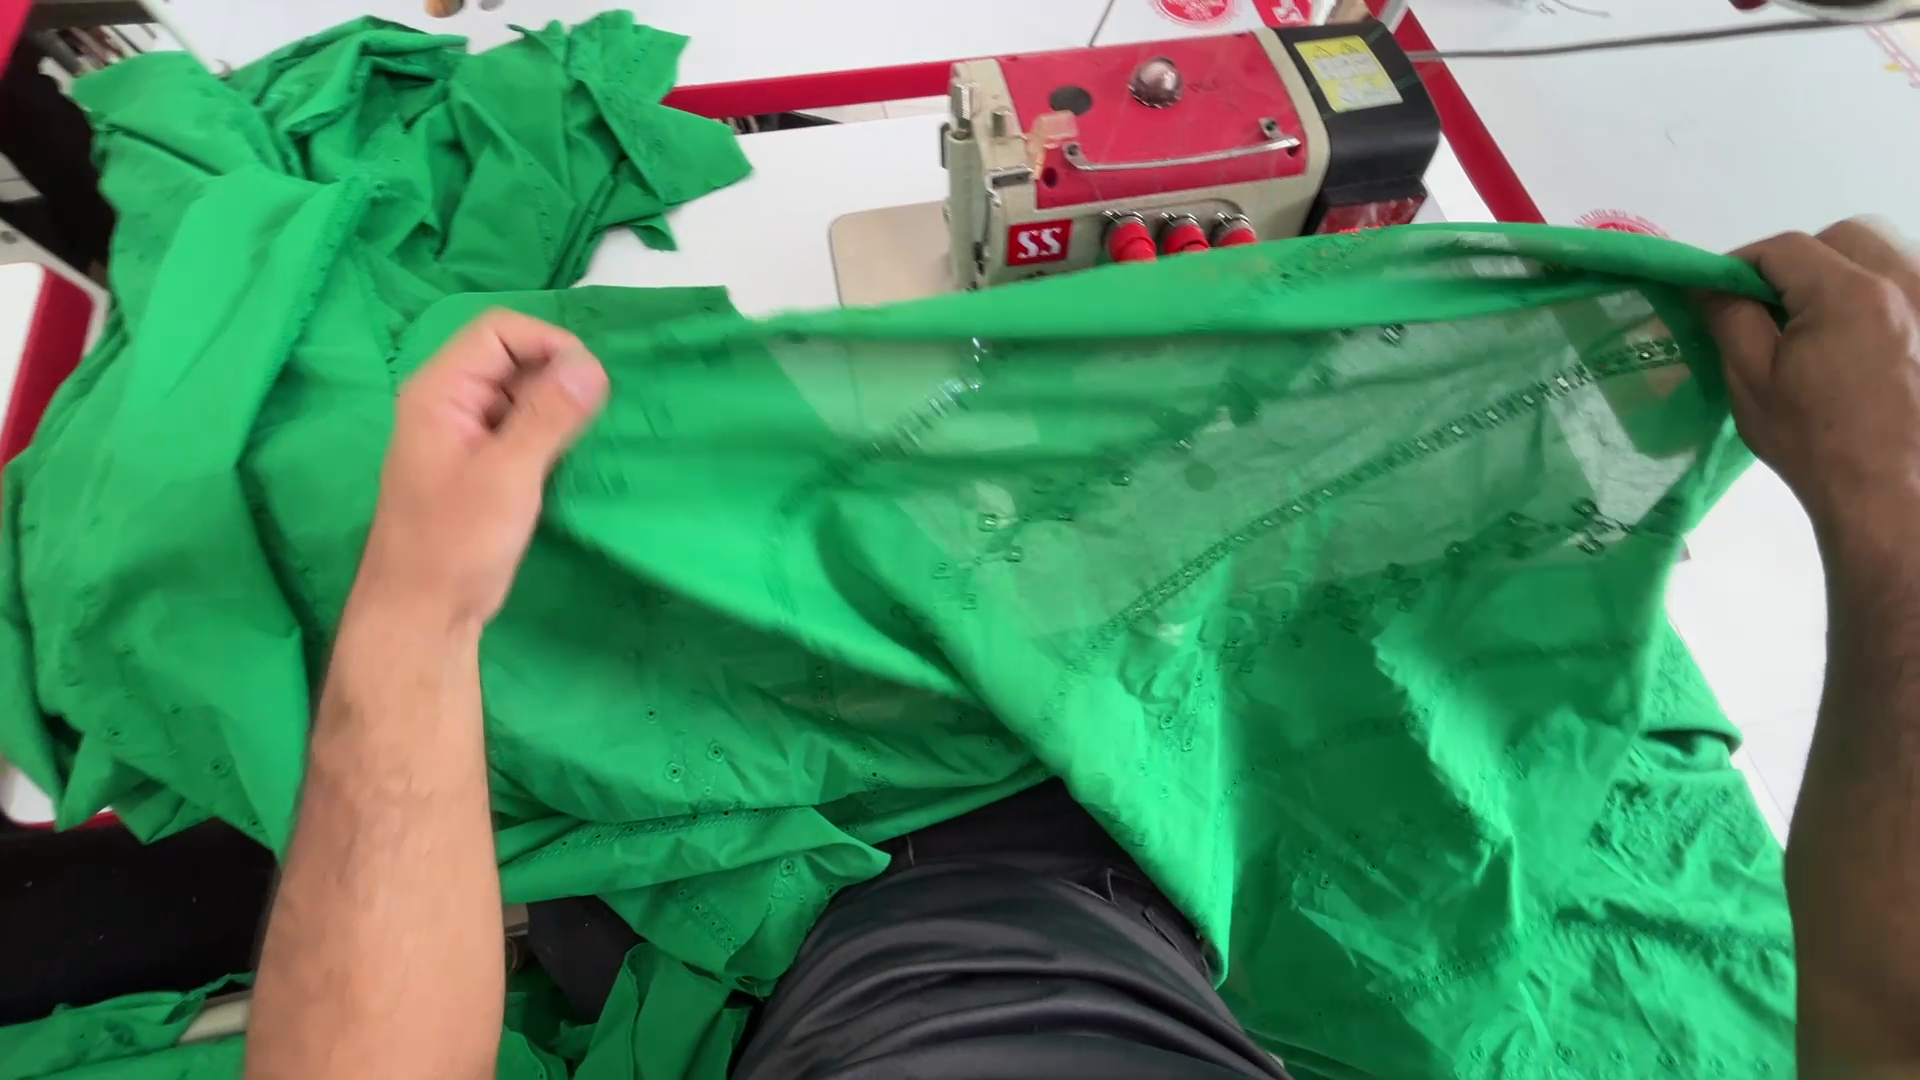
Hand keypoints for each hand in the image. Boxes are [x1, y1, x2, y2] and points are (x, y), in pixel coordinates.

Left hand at [352, 310, 607, 630]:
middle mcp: (451, 403)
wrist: (426, 610)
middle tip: (598, 414)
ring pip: (523, 394)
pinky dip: (556, 431)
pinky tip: (576, 454)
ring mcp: (468, 434)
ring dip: (562, 405)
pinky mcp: (487, 462)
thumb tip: (593, 365)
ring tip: (592, 434)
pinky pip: (526, 426)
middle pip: (513, 358)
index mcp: (440, 392)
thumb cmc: (457, 542)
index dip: (550, 344)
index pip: (499, 332)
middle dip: (561, 375)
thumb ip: (550, 417)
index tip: (594, 381)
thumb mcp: (509, 474)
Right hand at [1703, 220, 1919, 531]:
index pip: (1783, 249)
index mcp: (1848, 295)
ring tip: (1805, 319)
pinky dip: (1868, 292)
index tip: (1708, 292)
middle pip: (1843, 237)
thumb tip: (1706, 285)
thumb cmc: (1808, 433)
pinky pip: (1903, 281)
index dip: (1736, 263)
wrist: (1888, 479)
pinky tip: (1848, 333)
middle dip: (1793, 261)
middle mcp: (1905, 282)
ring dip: (1835, 272)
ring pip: (1880, 253)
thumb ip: (1730, 319)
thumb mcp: (1750, 377)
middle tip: (1759, 305)